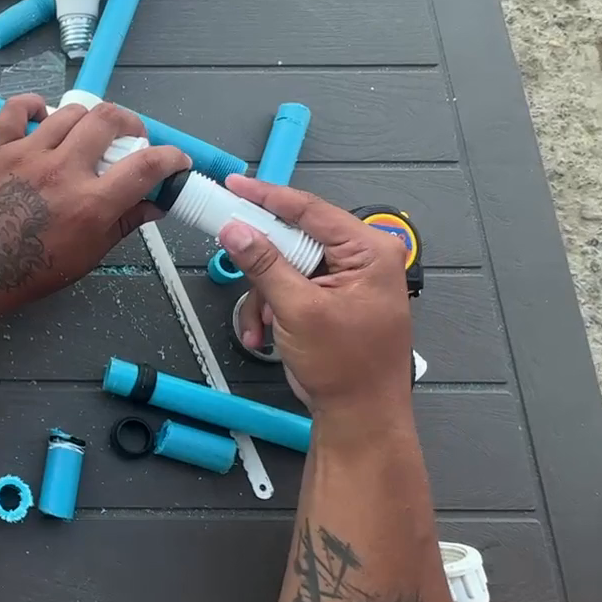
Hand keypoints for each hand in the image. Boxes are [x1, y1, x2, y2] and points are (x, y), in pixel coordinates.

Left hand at [0, 95, 190, 321]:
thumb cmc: (29, 273)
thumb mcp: (86, 256)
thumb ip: (123, 224)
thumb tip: (154, 204)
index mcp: (91, 204)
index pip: (147, 165)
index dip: (172, 157)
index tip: (176, 160)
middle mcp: (63, 171)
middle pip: (110, 120)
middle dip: (131, 124)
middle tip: (130, 139)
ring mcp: (28, 154)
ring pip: (70, 111)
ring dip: (88, 119)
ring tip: (88, 135)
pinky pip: (17, 109)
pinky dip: (34, 105)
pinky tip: (43, 115)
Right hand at [215, 177, 412, 415]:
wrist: (359, 416)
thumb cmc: (346, 367)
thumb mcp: (298, 309)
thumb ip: (264, 264)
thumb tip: (235, 229)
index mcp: (368, 251)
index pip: (310, 209)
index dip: (267, 196)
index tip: (233, 185)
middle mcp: (360, 258)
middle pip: (291, 238)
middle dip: (261, 267)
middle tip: (236, 268)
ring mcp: (344, 279)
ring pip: (282, 265)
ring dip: (262, 296)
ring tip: (261, 326)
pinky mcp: (328, 298)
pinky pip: (286, 287)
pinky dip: (269, 308)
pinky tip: (266, 333)